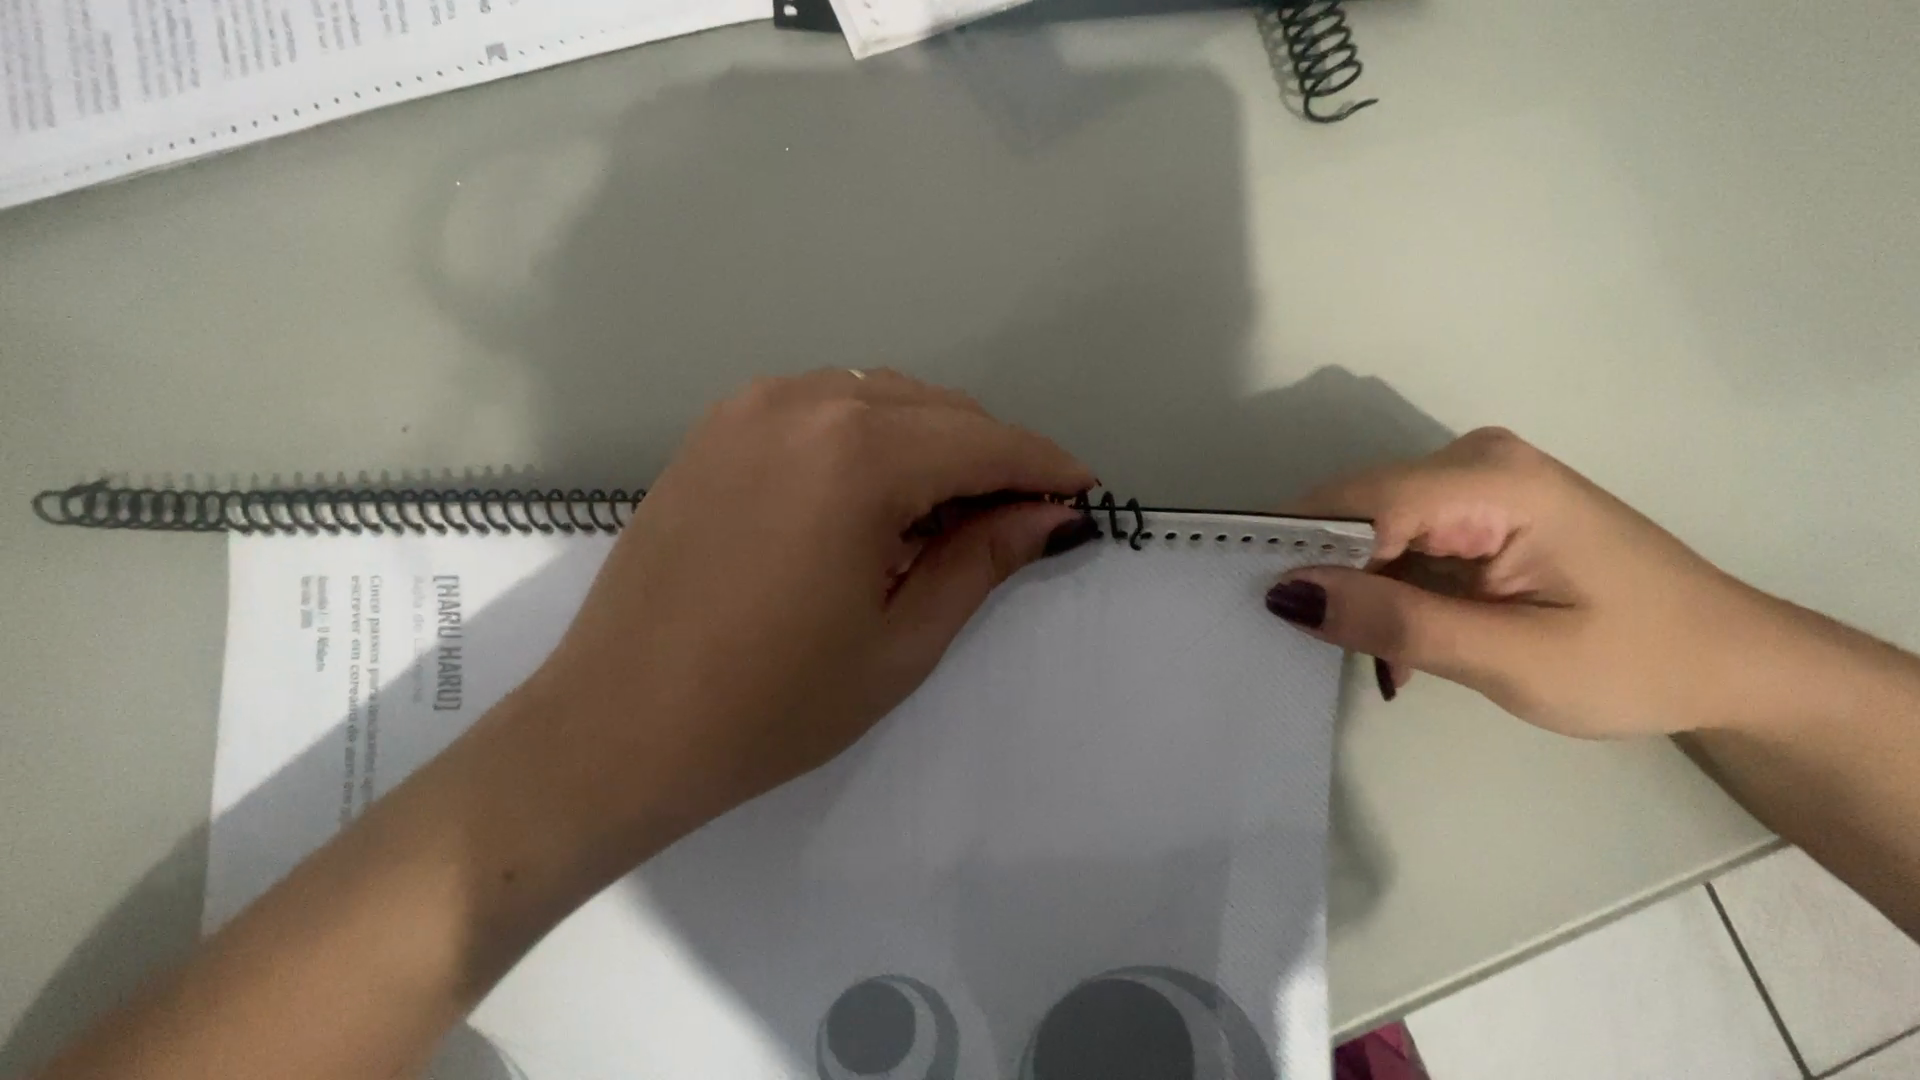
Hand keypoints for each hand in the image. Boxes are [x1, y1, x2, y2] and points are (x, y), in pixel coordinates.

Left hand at [505, 370, 1097, 855]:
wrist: (619, 726)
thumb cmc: (772, 705)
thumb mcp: (901, 641)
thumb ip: (982, 560)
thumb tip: (1051, 514)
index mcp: (856, 454)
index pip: (984, 441)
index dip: (1044, 467)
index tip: (1082, 495)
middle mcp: (804, 401)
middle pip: (936, 408)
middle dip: (990, 456)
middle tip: (1018, 519)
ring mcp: (749, 407)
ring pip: (880, 398)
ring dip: (931, 443)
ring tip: (945, 516)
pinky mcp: (716, 427)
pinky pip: (822, 407)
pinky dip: (869, 438)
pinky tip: (871, 498)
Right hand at [1264, 427, 1809, 737]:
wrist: (1733, 664)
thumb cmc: (1638, 663)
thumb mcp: (1512, 659)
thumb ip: (1399, 623)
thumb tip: (1288, 593)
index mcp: (1494, 481)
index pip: (1359, 502)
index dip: (1304, 552)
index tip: (1269, 614)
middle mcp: (1475, 460)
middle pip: (1354, 510)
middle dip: (1331, 579)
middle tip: (1335, 654)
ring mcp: (1474, 481)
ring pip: (1366, 530)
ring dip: (1361, 595)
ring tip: (1388, 664)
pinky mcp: (1475, 507)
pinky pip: (1394, 542)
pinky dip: (1387, 592)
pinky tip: (1410, 643)